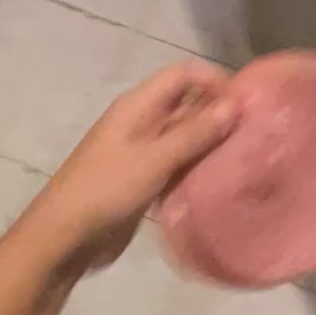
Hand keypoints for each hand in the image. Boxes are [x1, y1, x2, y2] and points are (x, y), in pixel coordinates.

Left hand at [17, 61, 237, 270]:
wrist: (61, 240)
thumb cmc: (107, 189)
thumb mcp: (155, 159)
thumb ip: (195, 132)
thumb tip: (235, 104)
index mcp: (139, 105)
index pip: (183, 74)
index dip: (213, 80)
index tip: (245, 101)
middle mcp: (142, 120)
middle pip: (186, 102)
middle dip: (217, 111)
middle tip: (254, 130)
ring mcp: (142, 150)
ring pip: (184, 134)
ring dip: (210, 140)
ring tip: (245, 153)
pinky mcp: (144, 177)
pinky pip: (178, 161)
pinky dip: (197, 164)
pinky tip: (221, 178)